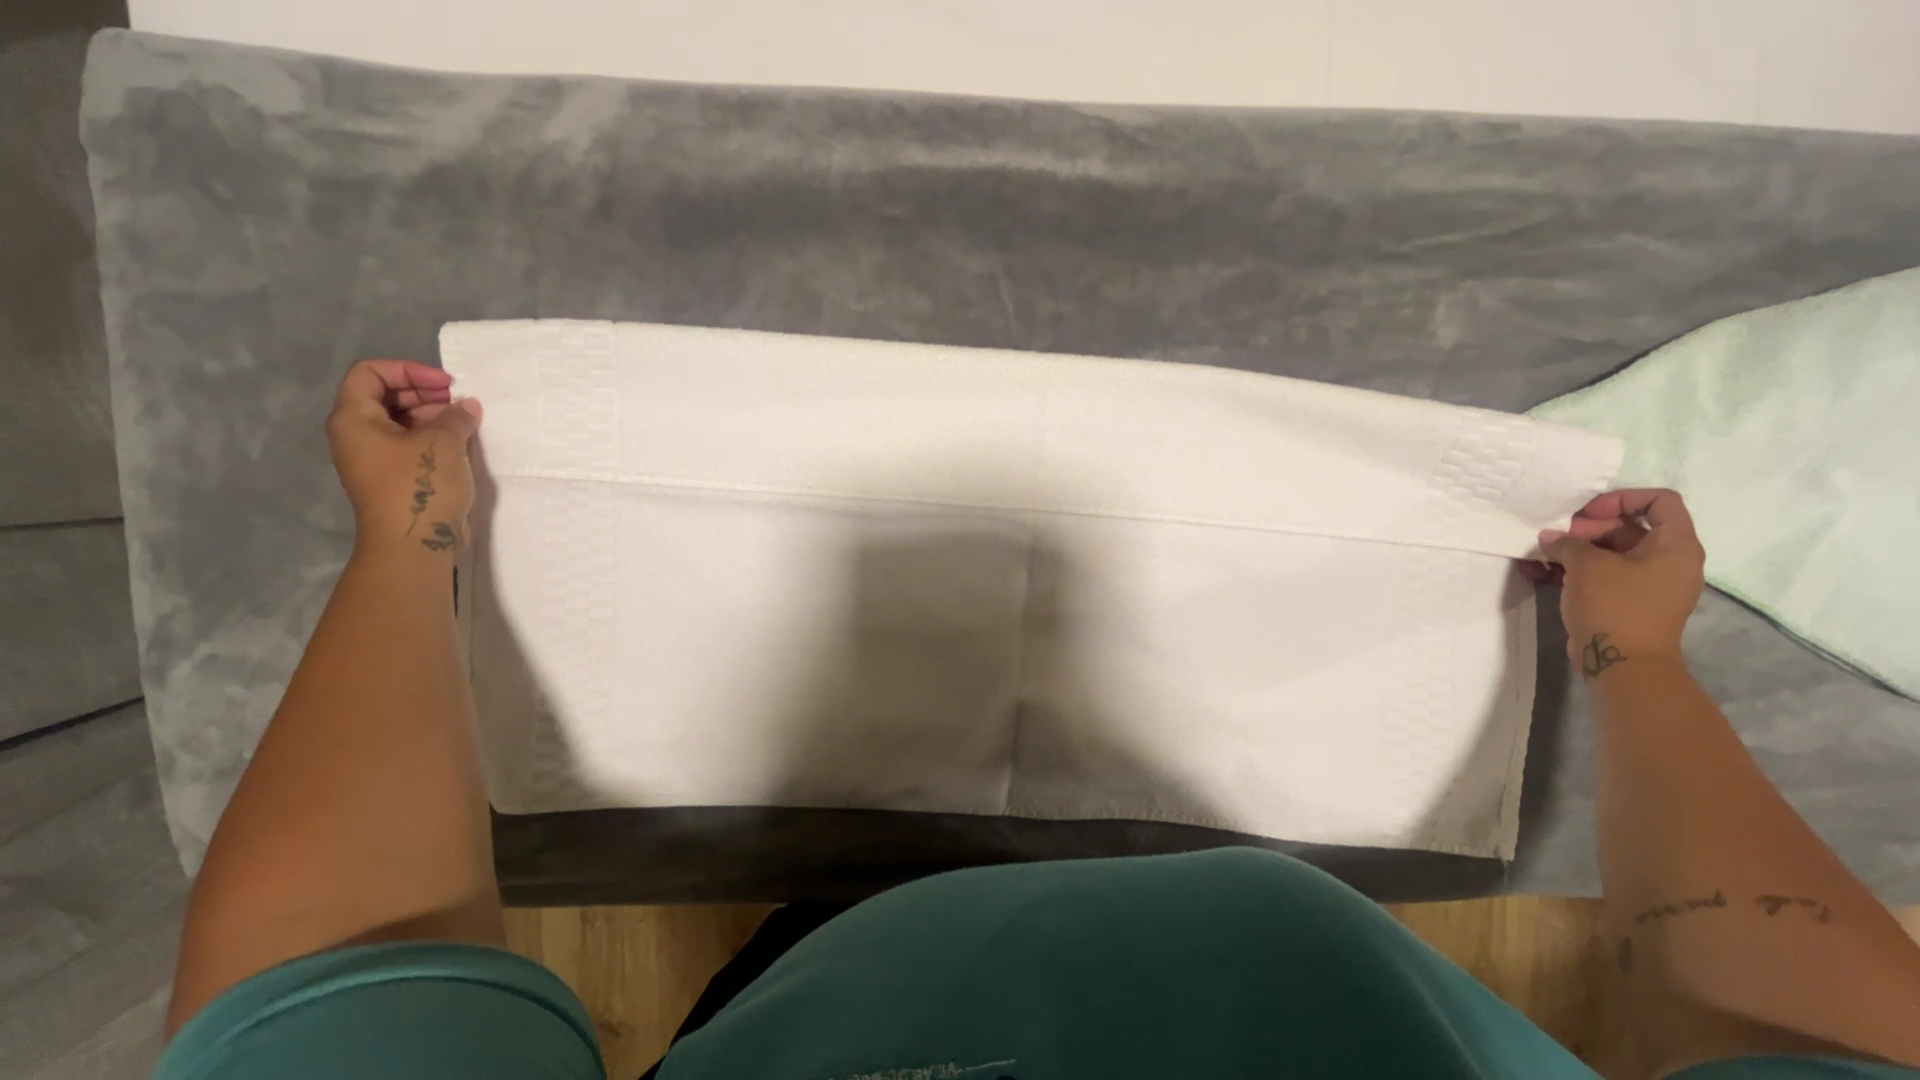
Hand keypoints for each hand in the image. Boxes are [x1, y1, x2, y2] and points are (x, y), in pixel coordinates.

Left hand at [325, 360, 482, 554]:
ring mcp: (373, 459)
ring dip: (433, 417)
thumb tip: (467, 407)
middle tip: (460, 403)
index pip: (370, 373)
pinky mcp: (392, 479)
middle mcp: (356, 436)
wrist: (413, 543)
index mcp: (353, 419)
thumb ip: (457, 416)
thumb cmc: (419, 484)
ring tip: (466, 425)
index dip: (409, 370)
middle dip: (424, 393)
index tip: (446, 385)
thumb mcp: (443, 441)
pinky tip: (461, 445)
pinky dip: (433, 439)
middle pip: (385, 397)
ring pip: (400, 423)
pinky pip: (409, 446)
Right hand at [1523, 489, 1705, 676]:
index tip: (1586, 513)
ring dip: (1582, 549)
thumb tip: (1551, 538)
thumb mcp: (1587, 566)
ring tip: (1548, 555)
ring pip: (1617, 551)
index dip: (1622, 499)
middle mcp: (1671, 561)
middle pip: (1632, 526)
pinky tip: (1551, 573)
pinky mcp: (1634, 602)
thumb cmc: (1615, 606)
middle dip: (1591, 527)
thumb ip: (1568, 543)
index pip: (1660, 501)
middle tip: (1559, 538)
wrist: (1624, 663)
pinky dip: (1584, 569)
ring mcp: (1653, 583)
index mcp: (1676, 545)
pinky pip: (1611, 574)